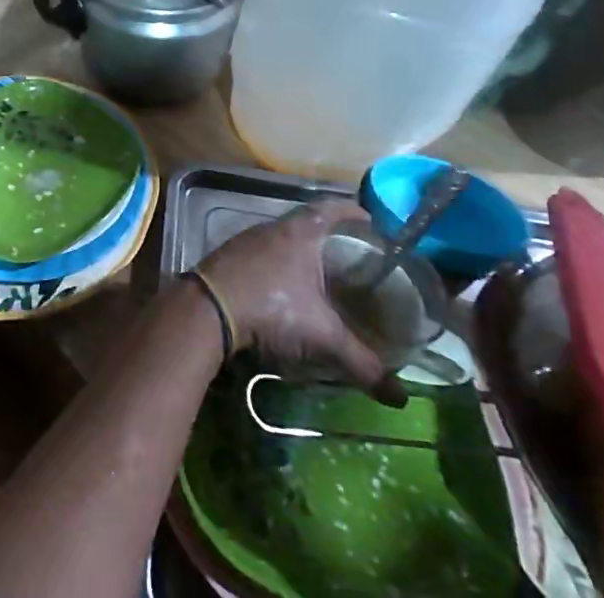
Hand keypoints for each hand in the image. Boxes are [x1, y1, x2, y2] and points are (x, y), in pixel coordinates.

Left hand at [198, 201, 407, 405]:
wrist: (205, 309)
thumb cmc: (270, 306)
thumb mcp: (320, 334)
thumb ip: (360, 361)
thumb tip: (398, 395)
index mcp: (302, 230)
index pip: (335, 208)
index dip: (356, 212)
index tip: (373, 224)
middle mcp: (274, 227)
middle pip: (309, 222)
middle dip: (332, 236)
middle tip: (354, 256)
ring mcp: (247, 240)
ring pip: (284, 238)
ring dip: (302, 252)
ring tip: (322, 274)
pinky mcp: (229, 257)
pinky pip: (263, 254)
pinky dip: (278, 265)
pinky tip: (284, 288)